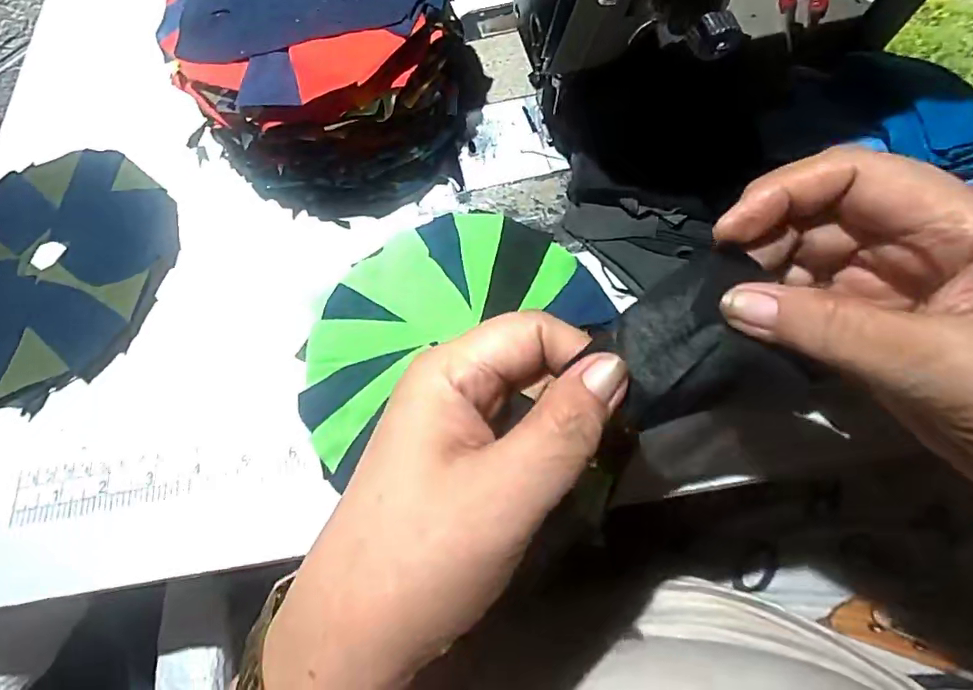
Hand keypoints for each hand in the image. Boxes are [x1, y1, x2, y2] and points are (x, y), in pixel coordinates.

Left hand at [263, 312, 627, 689]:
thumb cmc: (425, 559)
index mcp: (449, 370)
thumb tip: (616, 366)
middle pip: (529, 358)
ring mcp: (451, 420)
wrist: (352, 643)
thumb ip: (565, 425)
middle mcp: (449, 382)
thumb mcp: (507, 491)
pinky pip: (514, 428)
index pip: (533, 329)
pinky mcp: (458, 456)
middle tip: (614, 435)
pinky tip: (564, 471)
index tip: (619, 403)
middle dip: (574, 387)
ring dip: (563, 418)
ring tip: (596, 455)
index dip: (579, 354)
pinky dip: (546, 442)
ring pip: (525, 394)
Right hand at [711, 146, 972, 551]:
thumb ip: (833, 332)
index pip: (858, 174)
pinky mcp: (911, 342)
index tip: (732, 230)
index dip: (787, 190)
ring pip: (830, 264)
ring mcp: (922, 295)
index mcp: (965, 221)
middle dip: (778, 234)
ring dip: (783, 279)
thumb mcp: (950, 366)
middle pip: (836, 215)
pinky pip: (839, 313)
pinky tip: (773, 330)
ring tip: (742, 306)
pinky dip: (801, 319)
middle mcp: (937, 245)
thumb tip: (729, 302)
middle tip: (728, 276)